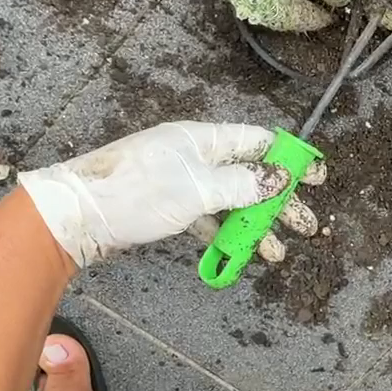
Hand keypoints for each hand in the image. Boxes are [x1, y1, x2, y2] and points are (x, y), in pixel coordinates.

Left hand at [19, 122, 323, 268]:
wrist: (76, 217)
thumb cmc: (137, 193)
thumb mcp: (197, 188)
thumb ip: (242, 184)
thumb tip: (279, 179)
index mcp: (204, 139)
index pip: (258, 141)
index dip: (289, 158)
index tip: (315, 177)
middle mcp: (196, 156)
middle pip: (250, 174)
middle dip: (279, 200)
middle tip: (305, 225)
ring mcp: (182, 181)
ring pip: (231, 200)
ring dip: (255, 224)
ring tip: (275, 251)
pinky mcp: (169, 206)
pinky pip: (209, 216)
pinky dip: (226, 233)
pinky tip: (240, 251)